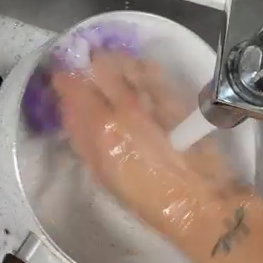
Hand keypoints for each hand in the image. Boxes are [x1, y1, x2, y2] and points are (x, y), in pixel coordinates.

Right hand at [50, 51, 253, 255]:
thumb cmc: (147, 196)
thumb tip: (70, 109)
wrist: (199, 200)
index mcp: (103, 127)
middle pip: (99, 64)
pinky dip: (138, 69)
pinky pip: (150, 69)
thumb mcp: (103, 174)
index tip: (63, 82)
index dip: (64, 80)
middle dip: (89, 66)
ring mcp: (152, 96)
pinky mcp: (175, 95)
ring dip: (114, 65)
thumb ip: (82, 138)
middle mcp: (126, 104)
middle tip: (87, 76)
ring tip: (112, 75)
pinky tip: (138, 80)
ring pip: (125, 61)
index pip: (73, 84)